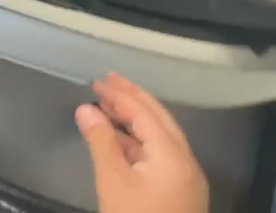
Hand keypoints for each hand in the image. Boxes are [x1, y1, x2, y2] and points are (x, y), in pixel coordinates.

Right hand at [76, 74, 208, 212]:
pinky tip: (120, 140)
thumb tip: (87, 108)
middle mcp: (187, 163)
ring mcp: (187, 181)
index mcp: (173, 156)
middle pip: (161, 119)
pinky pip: (162, 154)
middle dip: (134, 98)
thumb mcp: (112, 181)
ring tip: (109, 107)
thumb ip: (100, 140)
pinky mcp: (182, 195)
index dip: (120, 95)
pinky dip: (140, 139)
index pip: (145, 114)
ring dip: (136, 118)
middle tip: (108, 80)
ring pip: (163, 137)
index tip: (96, 82)